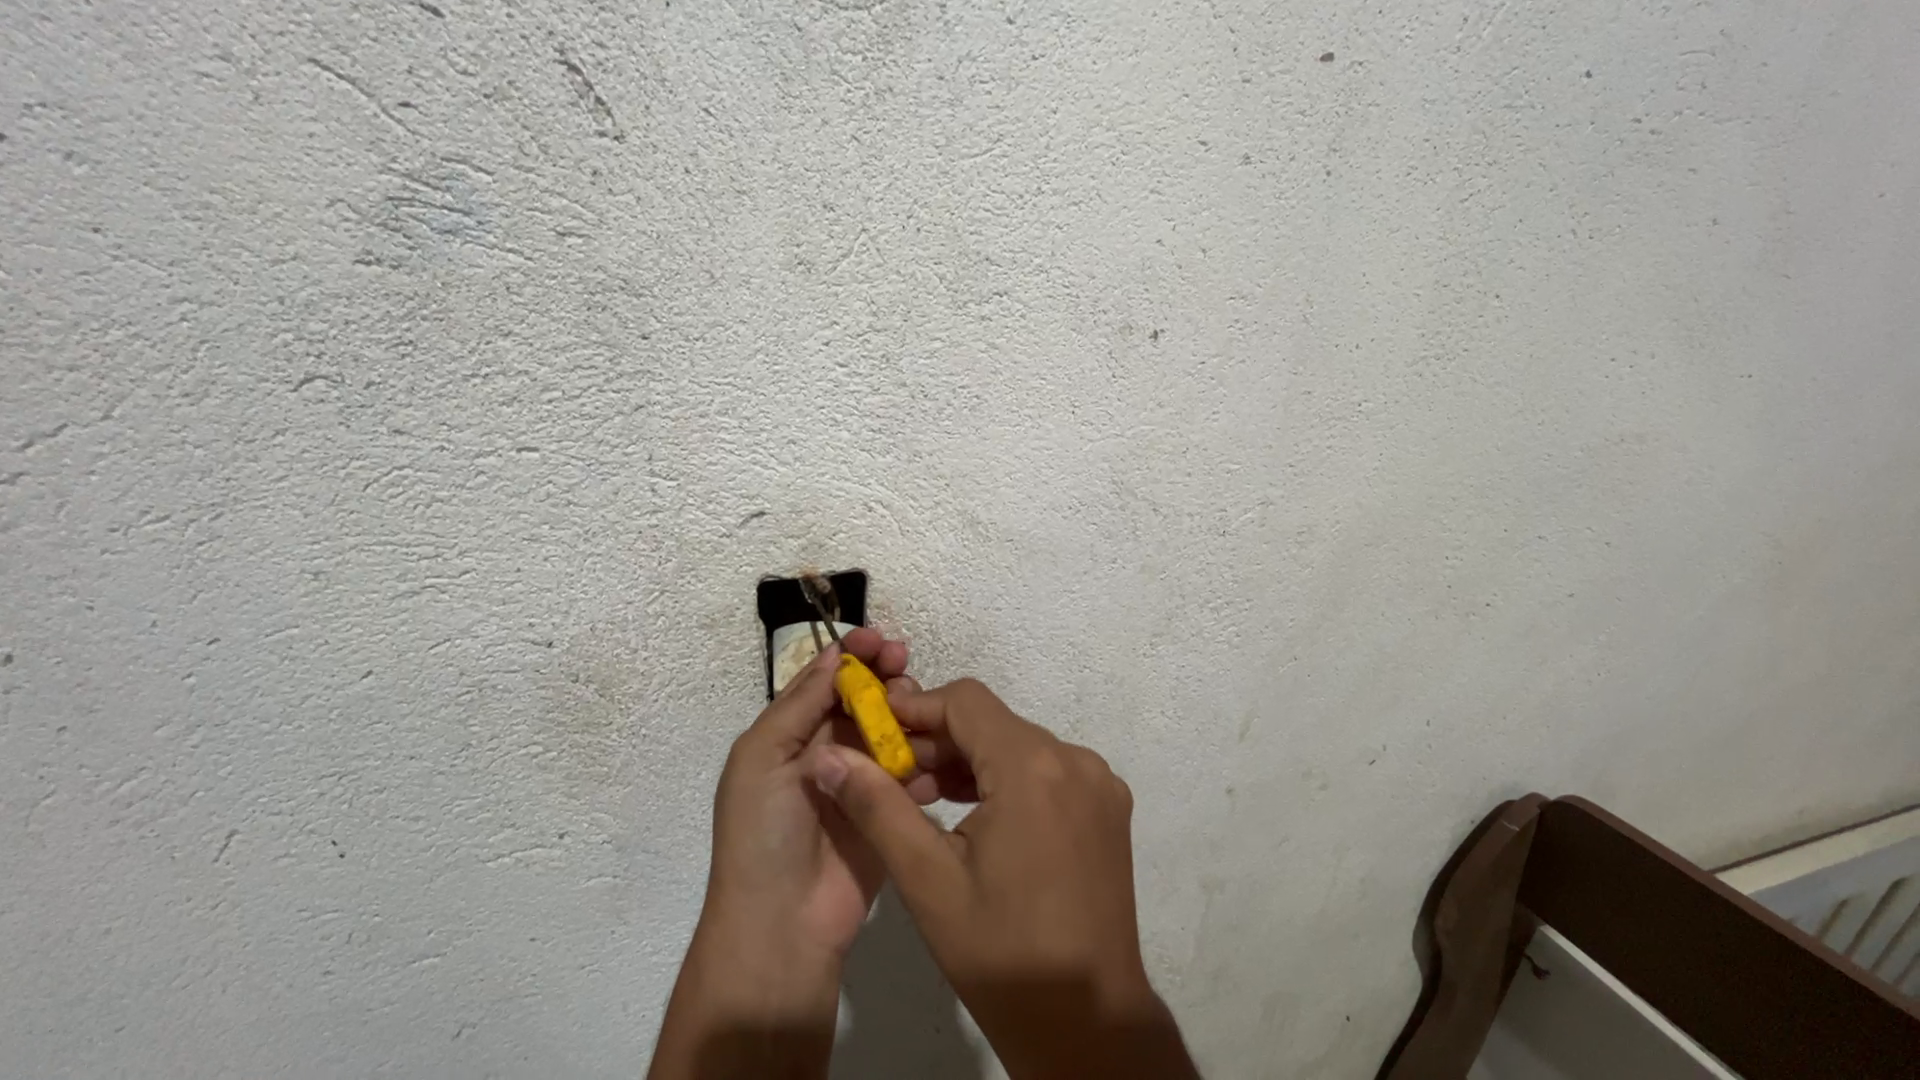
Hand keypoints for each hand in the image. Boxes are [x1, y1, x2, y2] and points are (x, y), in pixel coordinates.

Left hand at [648, 629, 913, 1079]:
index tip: (881, 638)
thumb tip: (835, 654)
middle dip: (886, 679)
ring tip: (923, 711)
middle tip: (907, 665)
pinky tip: (934, 758)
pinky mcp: (888, 813)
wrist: (784, 924)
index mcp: (789, 736)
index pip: (826, 682)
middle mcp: (826, 753)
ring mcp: (861, 784)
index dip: (853, 656)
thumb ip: (801, 704)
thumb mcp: (763, 757)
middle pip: (864, 702)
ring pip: (893, 733)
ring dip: (909, 716)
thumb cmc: (763, 833)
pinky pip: (913, 777)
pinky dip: (925, 763)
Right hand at [806, 679, 1197, 1078]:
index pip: (966, 701)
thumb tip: (828, 757)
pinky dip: (1005, 780)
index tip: (874, 733)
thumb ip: (877, 806)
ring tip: (921, 796)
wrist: (1086, 1020)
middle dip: (938, 741)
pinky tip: (969, 815)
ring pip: (1019, 746)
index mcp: (1034, 768)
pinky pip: (1046, 772)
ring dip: (970, 762)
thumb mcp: (927, 879)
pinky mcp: (1107, 810)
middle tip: (889, 775)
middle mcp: (1076, 762)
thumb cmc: (1001, 951)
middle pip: (993, 723)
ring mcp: (1099, 786)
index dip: (915, 709)